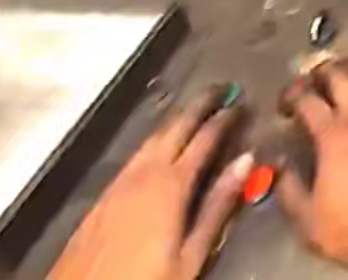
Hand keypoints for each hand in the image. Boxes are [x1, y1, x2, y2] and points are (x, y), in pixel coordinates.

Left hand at [49, 89, 252, 279]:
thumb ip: (218, 206)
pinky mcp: (101, 200)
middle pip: (177, 126)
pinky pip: (136, 155)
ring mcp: (119, 185)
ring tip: (197, 110)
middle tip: (223, 89)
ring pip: (154, 137)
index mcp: (171, 185)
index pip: (206, 137)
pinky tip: (161, 146)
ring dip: (178, 120)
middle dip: (201, 104)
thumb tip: (246, 160)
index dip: (226, 117)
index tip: (243, 103)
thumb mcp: (189, 259)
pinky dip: (157, 140)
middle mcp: (145, 174)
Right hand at [277, 59, 347, 267]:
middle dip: (319, 72)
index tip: (285, 103)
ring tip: (340, 72)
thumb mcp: (310, 220)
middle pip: (336, 73)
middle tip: (311, 80)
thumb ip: (289, 189)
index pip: (307, 98)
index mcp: (331, 132)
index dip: (292, 95)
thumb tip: (277, 165)